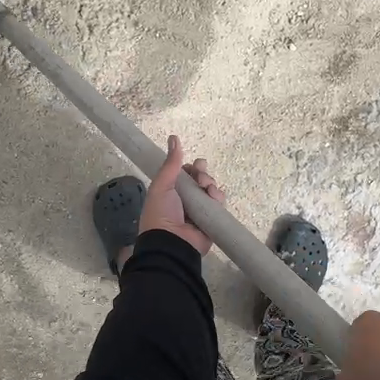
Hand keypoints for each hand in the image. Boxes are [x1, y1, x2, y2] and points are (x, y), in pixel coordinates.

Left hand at [139, 135, 224, 254]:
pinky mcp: (211, 220)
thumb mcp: (162, 185)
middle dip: (203, 174)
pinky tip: (214, 198)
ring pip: (210, 189)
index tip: (194, 166)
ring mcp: (199, 210)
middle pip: (199, 179)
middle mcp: (185, 200)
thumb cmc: (162, 213)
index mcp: (170, 191)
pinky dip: (218, 198)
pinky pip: (218, 204)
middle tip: (201, 177)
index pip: (185, 174)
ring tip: (207, 189)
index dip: (191, 168)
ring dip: (210, 184)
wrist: (171, 243)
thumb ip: (170, 163)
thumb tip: (174, 137)